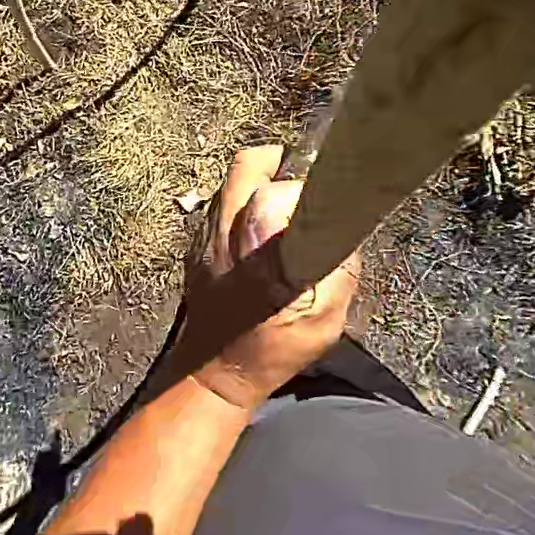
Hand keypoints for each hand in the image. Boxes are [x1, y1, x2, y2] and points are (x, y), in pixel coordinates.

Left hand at [173, 145, 358, 409]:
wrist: (214, 371)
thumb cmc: (273, 348)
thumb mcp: (324, 320)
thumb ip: (338, 270)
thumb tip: (341, 232)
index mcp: (262, 250)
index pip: (279, 190)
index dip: (304, 185)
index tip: (320, 190)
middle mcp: (227, 232)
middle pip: (247, 166)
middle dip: (277, 162)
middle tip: (297, 180)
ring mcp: (204, 235)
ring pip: (229, 181)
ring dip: (255, 181)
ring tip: (278, 204)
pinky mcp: (193, 243)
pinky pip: (218, 203)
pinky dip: (238, 203)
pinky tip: (255, 229)